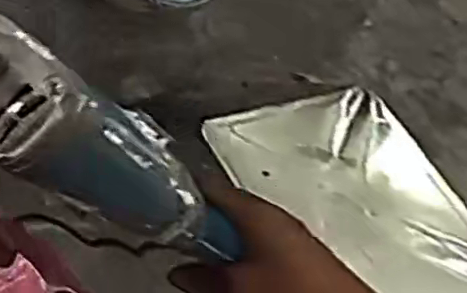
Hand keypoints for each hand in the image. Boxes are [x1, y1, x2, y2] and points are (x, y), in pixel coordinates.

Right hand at [169, 182, 373, 292]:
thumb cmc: (298, 292)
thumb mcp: (239, 286)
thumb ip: (204, 275)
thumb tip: (180, 271)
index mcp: (254, 207)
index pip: (202, 184)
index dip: (177, 193)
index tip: (160, 208)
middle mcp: (273, 214)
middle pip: (223, 210)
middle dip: (204, 228)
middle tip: (185, 247)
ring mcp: (292, 237)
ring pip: (244, 231)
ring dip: (226, 245)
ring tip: (213, 266)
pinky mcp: (306, 260)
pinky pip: (264, 248)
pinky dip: (248, 257)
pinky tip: (244, 277)